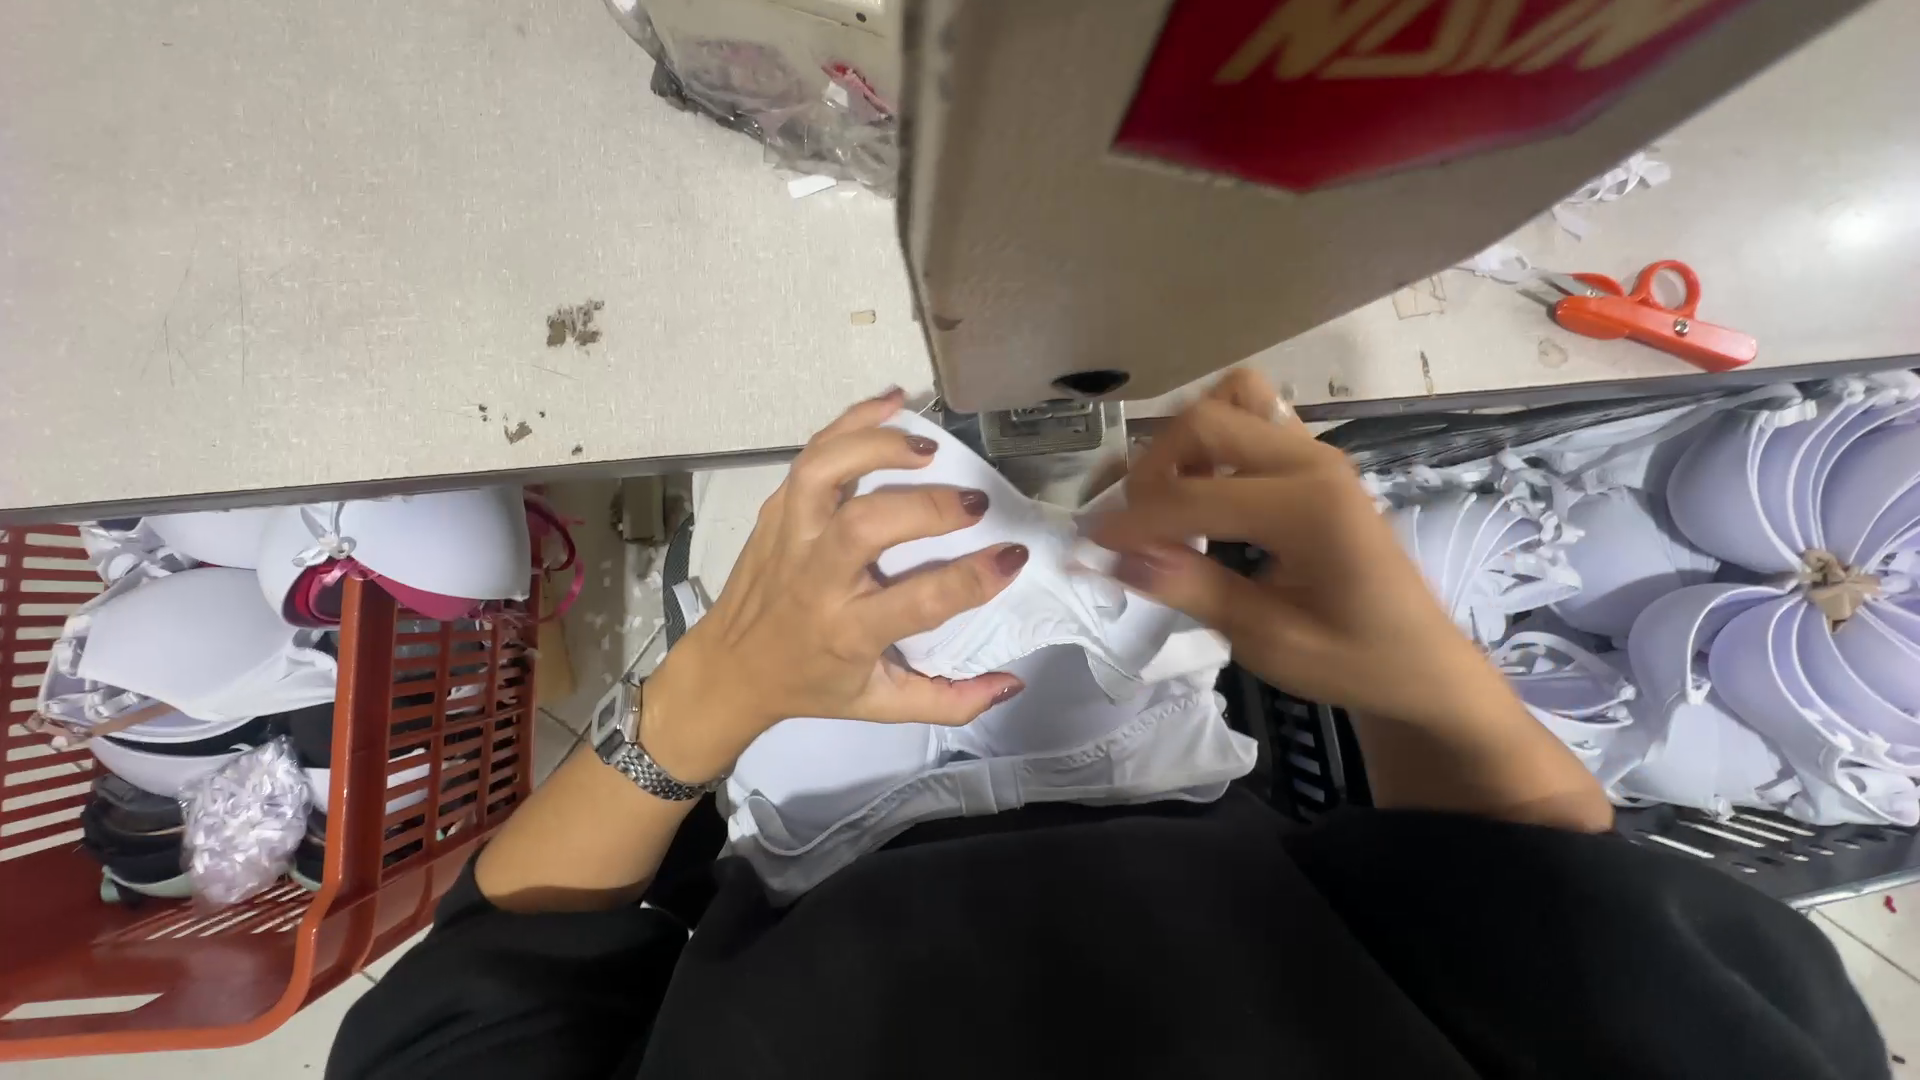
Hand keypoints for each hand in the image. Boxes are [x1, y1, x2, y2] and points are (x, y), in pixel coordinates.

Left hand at [639, 389, 1030, 783]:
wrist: (729, 669)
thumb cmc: (812, 684)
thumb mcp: (878, 706)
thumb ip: (947, 701)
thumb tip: (1011, 683)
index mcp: (847, 631)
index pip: (918, 601)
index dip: (972, 578)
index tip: (1012, 556)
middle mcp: (816, 579)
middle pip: (866, 525)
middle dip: (929, 508)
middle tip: (975, 503)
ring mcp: (789, 538)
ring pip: (823, 474)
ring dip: (878, 447)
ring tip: (929, 448)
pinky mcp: (775, 511)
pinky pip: (808, 456)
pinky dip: (848, 421)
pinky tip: (890, 403)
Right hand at [1086, 371, 1516, 729]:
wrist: (1421, 663)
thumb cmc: (1353, 660)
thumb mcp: (1267, 641)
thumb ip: (1192, 589)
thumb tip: (1114, 557)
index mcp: (1310, 509)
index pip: (1193, 496)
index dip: (1133, 521)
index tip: (1091, 546)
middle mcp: (1314, 461)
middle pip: (1204, 420)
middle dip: (1151, 469)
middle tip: (1133, 524)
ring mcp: (1317, 452)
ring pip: (1228, 400)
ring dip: (1183, 442)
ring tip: (1168, 498)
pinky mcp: (1313, 458)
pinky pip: (1252, 413)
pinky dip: (1212, 436)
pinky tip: (1202, 484)